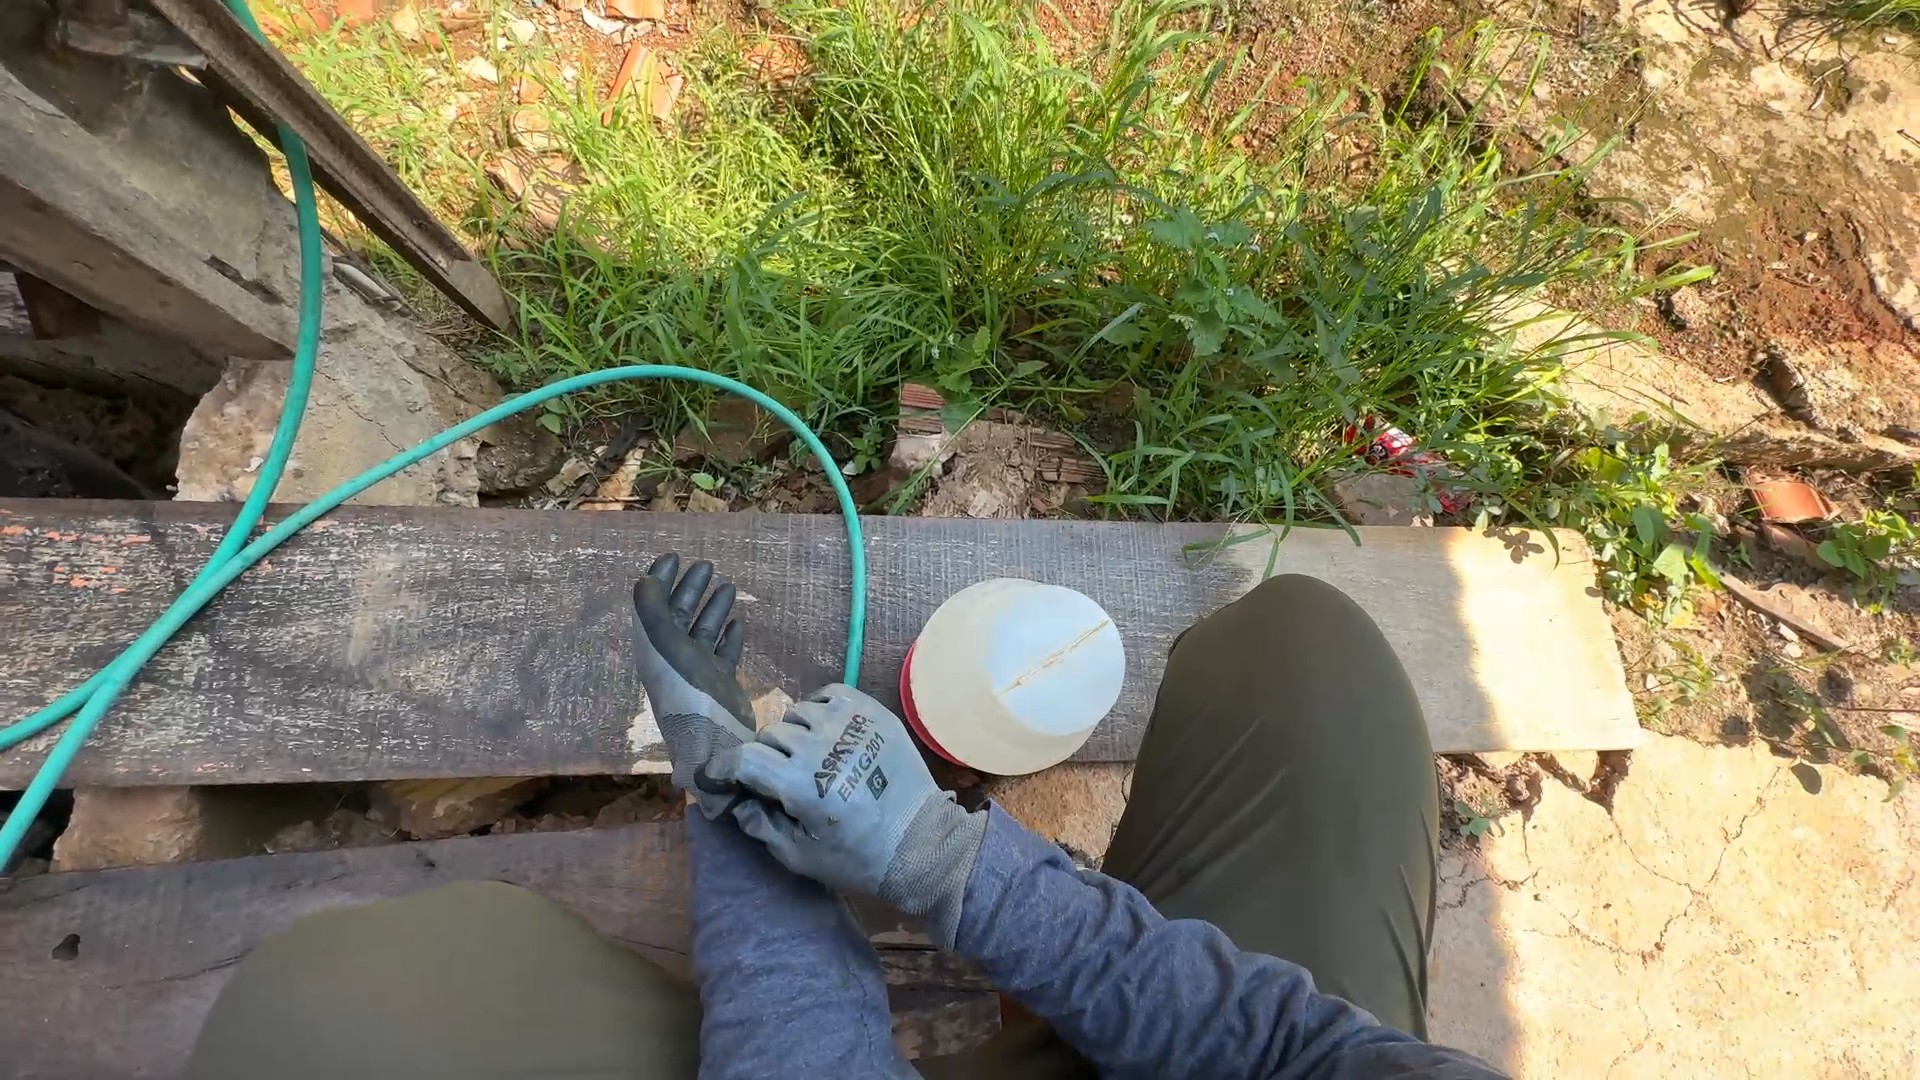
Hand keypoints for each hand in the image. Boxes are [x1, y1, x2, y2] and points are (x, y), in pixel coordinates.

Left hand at [631, 554, 755, 818]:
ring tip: (728, 586)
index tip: (675, 556)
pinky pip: (724, 652)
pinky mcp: (720, 684)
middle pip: (679, 615)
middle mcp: (674, 657)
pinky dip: (729, 635)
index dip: (660, 579)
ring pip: (703, 631)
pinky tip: (739, 623)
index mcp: (655, 647)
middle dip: (690, 588)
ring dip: (712, 607)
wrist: (714, 741)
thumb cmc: (689, 689)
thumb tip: (644, 580)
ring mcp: (698, 671)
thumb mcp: (666, 645)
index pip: (653, 605)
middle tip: (707, 565)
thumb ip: (653, 611)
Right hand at [706, 684, 985, 945]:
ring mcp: (849, 723)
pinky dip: (820, 708)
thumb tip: (734, 800)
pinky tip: (825, 730)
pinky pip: (830, 694)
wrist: (919, 840)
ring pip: (799, 711)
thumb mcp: (799, 855)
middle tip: (773, 774)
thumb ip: (760, 825)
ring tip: (805, 753)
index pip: (744, 758)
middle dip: (763, 754)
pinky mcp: (873, 712)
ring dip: (793, 731)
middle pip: (770, 733)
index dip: (723, 766)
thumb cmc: (857, 857)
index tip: (717, 774)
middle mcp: (821, 744)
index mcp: (799, 783)